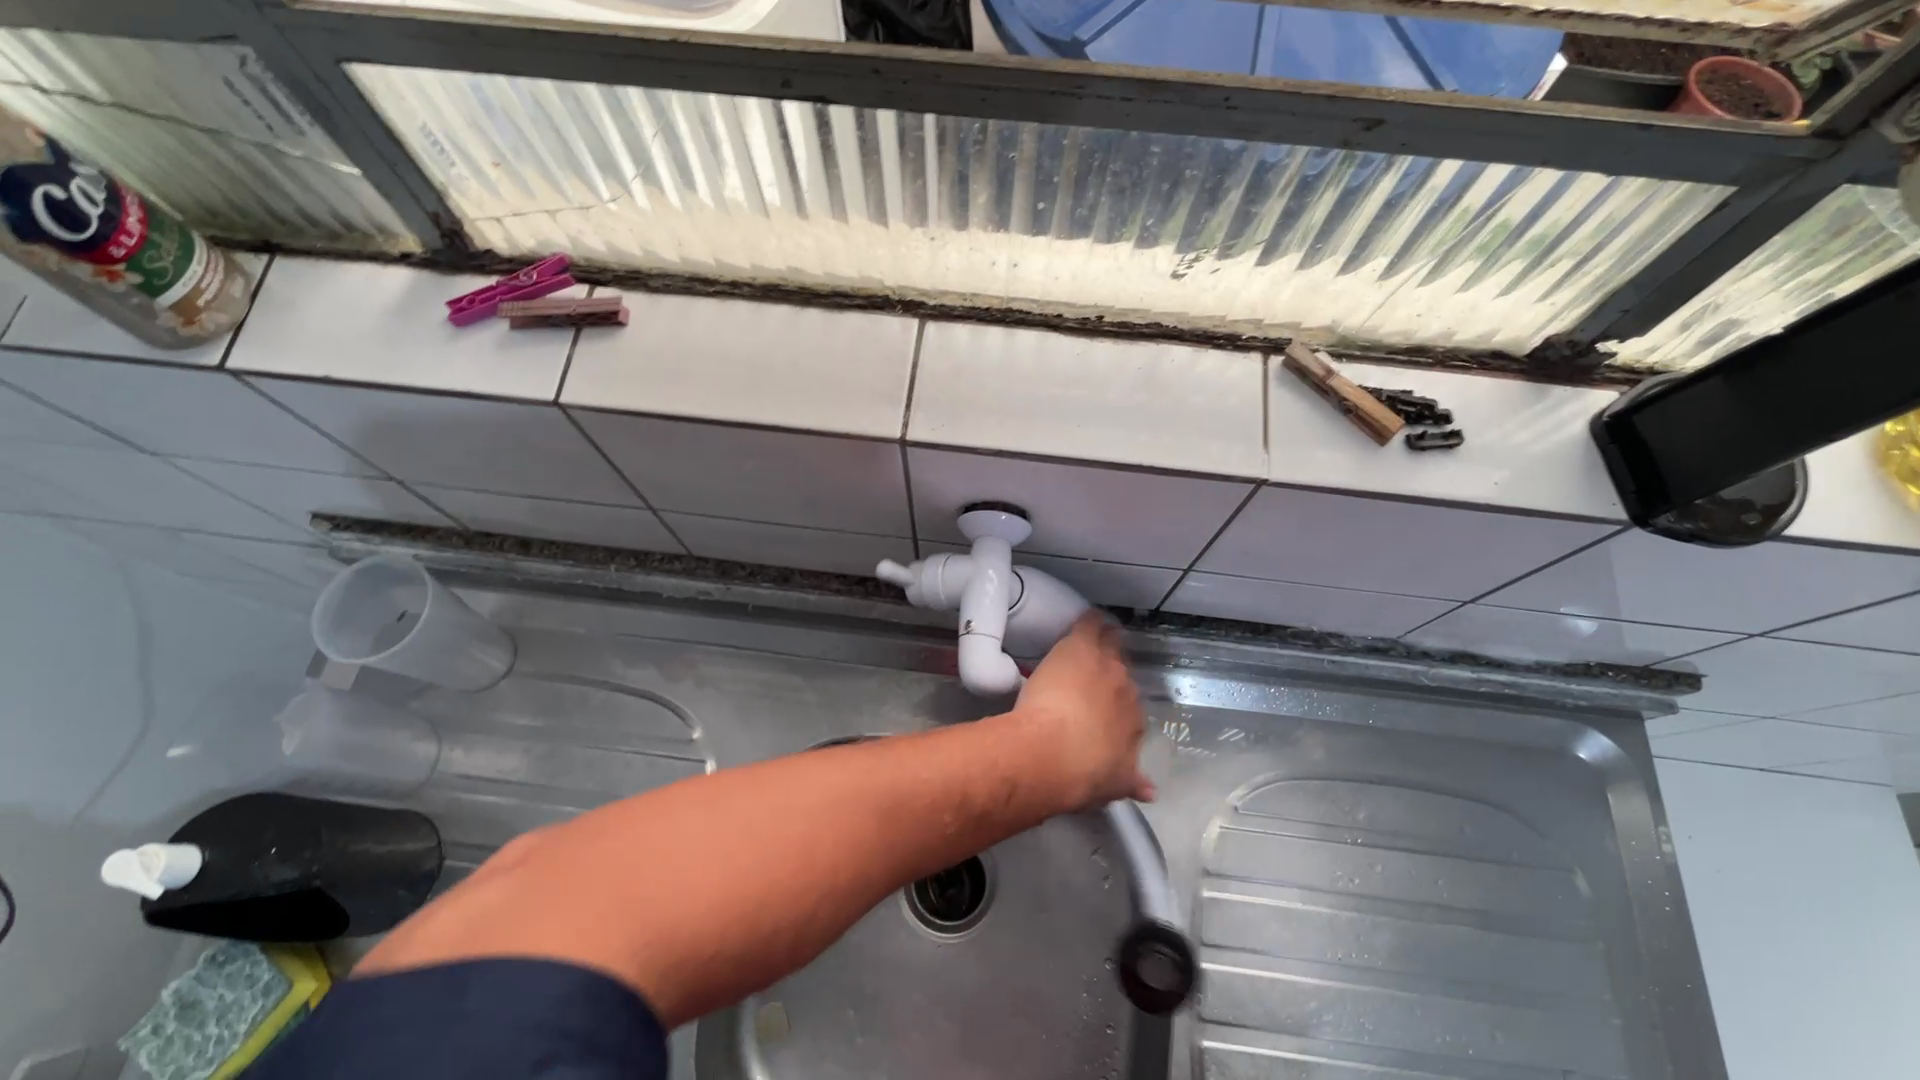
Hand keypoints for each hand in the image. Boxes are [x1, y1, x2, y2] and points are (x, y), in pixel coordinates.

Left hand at [1009, 613, 1154, 807]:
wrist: (1054, 752)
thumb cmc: (1082, 775)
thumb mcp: (1112, 784)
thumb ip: (1130, 782)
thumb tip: (1150, 792)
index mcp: (1133, 723)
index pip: (1130, 709)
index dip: (1116, 707)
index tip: (1104, 709)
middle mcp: (1126, 692)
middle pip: (1122, 675)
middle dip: (1110, 675)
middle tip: (1092, 678)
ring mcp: (1105, 667)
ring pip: (1109, 645)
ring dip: (1104, 643)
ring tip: (1095, 640)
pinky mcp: (1080, 647)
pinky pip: (1091, 625)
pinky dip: (1090, 621)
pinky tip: (1087, 616)